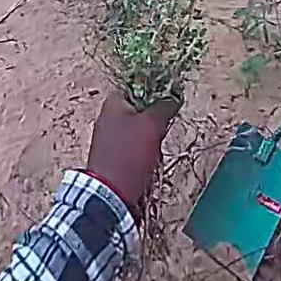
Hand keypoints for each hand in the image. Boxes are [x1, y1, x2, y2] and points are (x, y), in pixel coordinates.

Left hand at [83, 92, 176, 215]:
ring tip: (155, 149)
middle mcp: (107, 116)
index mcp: (112, 102)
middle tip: (162, 129)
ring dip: (150, 137)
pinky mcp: (112, 155)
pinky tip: (149, 161)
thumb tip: (173, 97)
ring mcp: (108, 136)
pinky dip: (143, 151)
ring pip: (137, 129)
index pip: (137, 87)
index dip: (155, 93)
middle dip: (154, 119)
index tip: (169, 103)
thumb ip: (163, 107)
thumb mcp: (152, 125)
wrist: (110, 193)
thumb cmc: (129, 153)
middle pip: (139, 109)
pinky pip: (132, 146)